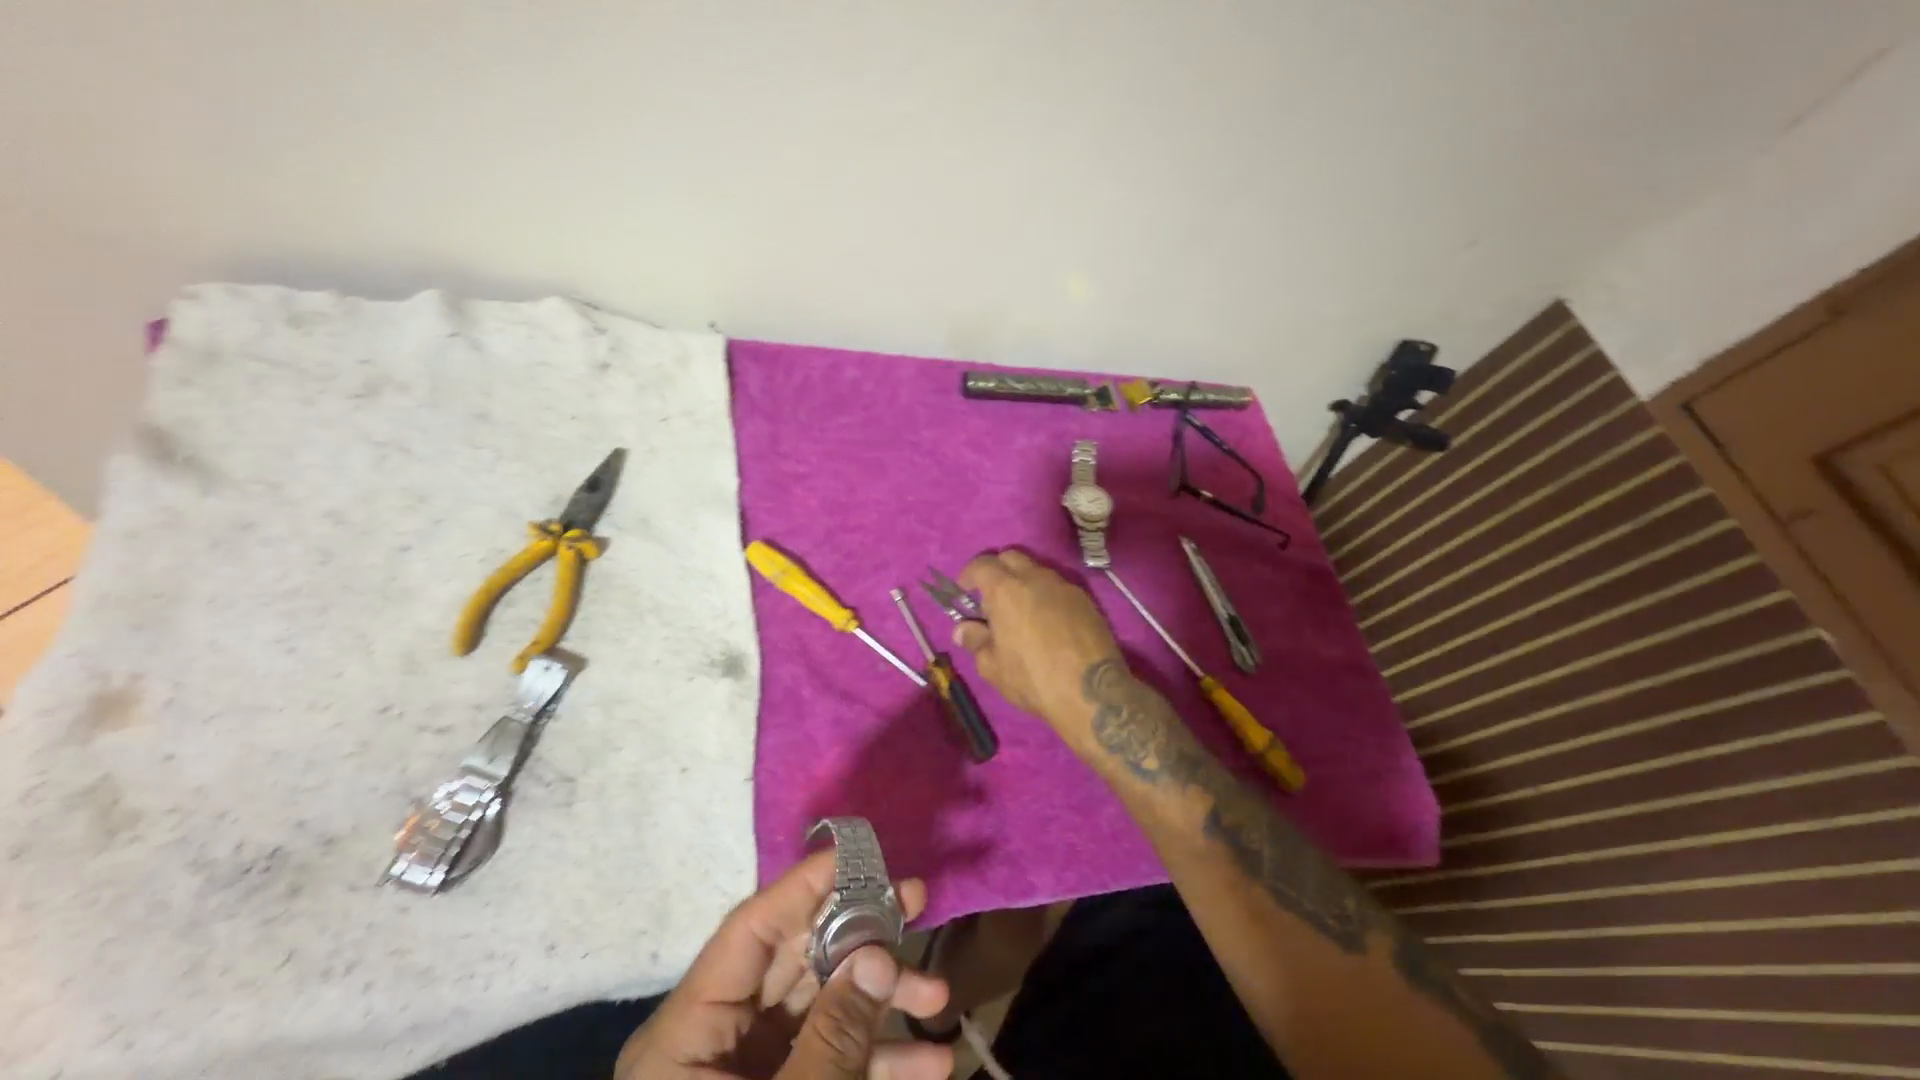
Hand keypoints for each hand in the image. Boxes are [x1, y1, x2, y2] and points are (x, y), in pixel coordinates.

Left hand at [615, 850, 951, 1079]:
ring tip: (941, 1003)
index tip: (858, 854)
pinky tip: (932, 1066)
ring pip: (823, 1014)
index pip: (749, 931)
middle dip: (862, 943)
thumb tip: (876, 953)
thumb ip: (833, 1034)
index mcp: (689, 1033)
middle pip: (795, 966)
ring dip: (883, 1007)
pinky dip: (879, 1063)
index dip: (803, 887)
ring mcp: (752, 1078)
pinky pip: (833, 1065)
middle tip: (921, 905)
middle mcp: (717, 1043)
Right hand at [954, 549, 1122, 746]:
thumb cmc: (1033, 679)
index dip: (969, 575)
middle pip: (1011, 558)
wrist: (1091, 692)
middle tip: (992, 599)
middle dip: (997, 571)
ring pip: (1038, 571)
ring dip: (1024, 583)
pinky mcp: (1086, 600)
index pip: (982, 564)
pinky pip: (1058, 588)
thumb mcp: (993, 667)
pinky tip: (1047, 623)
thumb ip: (976, 641)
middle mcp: (1036, 578)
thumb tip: (963, 630)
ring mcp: (1065, 587)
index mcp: (1006, 590)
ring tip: (1021, 613)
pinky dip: (1046, 596)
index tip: (964, 592)